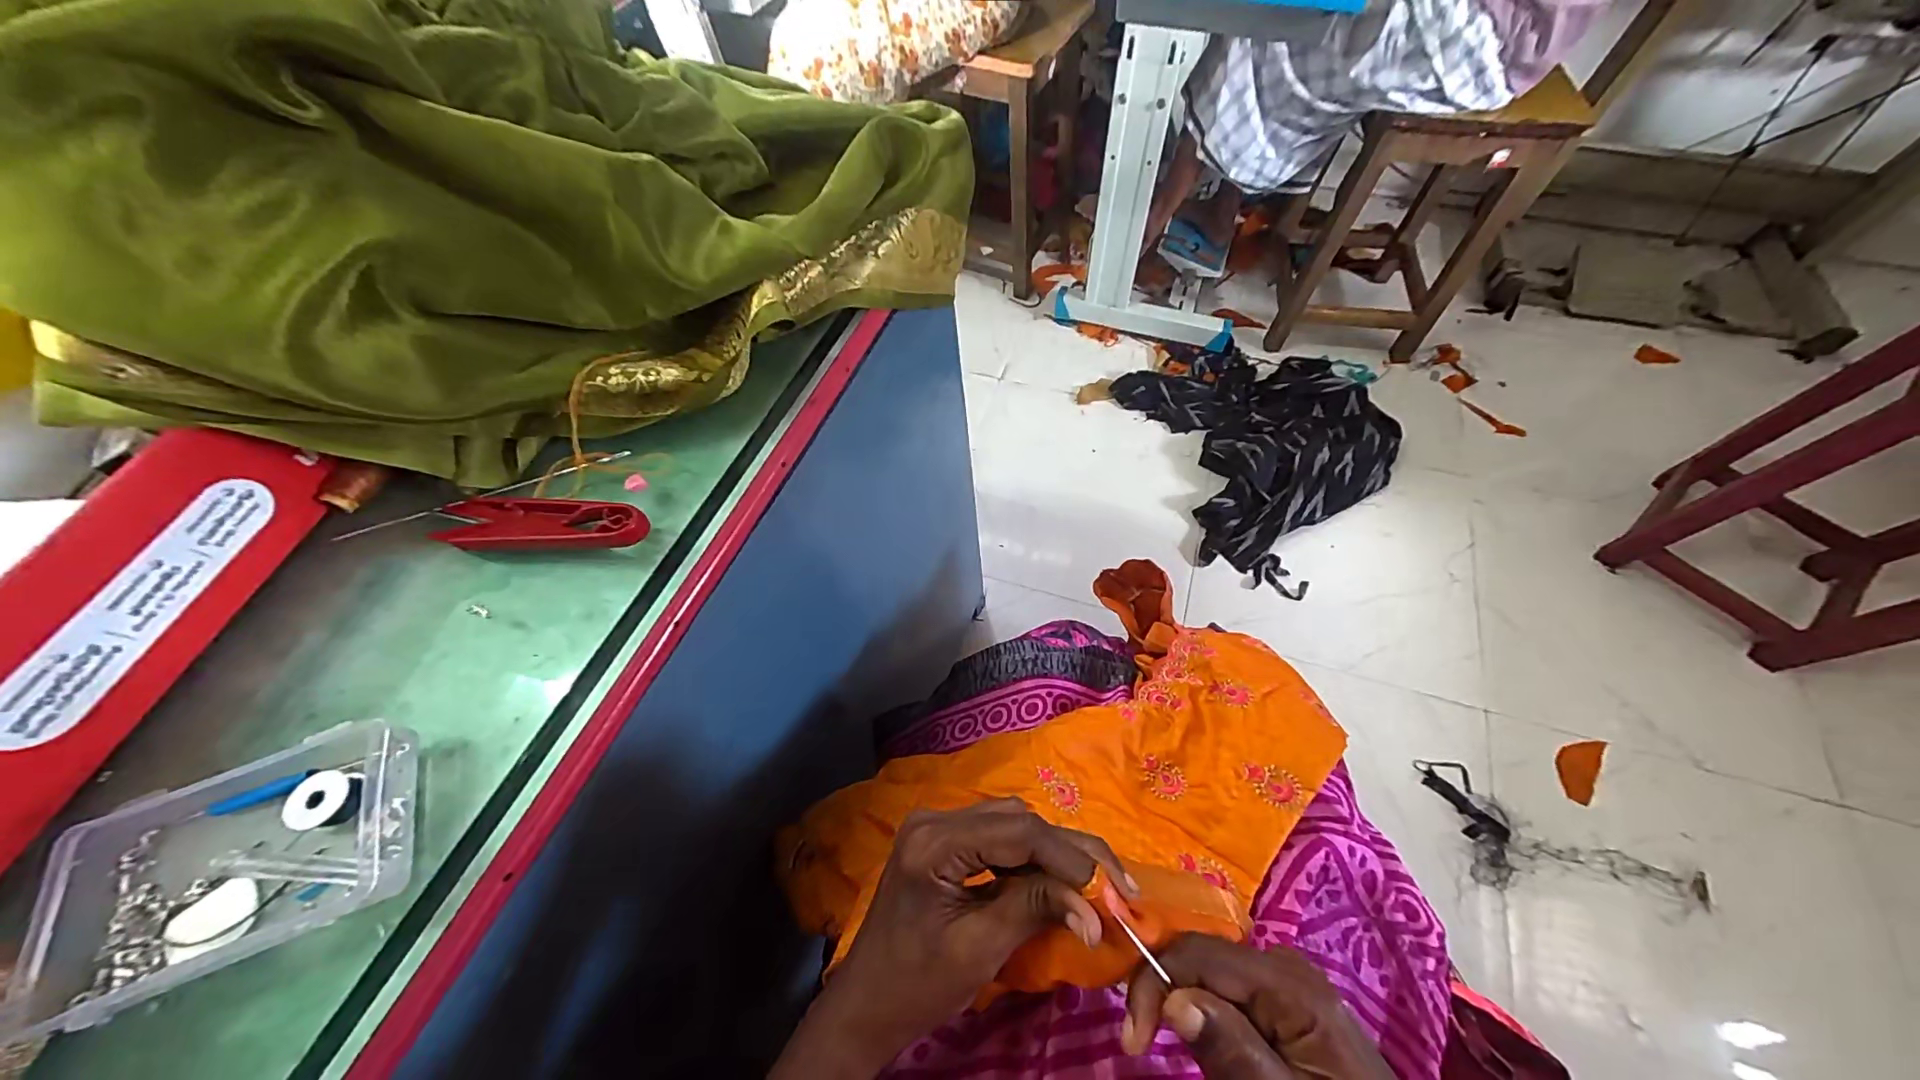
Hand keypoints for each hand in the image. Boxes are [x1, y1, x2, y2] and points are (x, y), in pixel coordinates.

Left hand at [771, 799, 1135, 1079]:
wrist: (867, 1001)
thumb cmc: (917, 984)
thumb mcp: (979, 948)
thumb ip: (1034, 908)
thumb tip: (1095, 905)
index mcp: (934, 842)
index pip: (1017, 831)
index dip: (1069, 857)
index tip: (1112, 890)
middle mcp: (934, 819)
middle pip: (1017, 819)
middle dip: (1068, 851)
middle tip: (1117, 884)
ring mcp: (936, 825)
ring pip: (1012, 822)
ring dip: (1054, 850)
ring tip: (1096, 882)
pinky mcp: (943, 839)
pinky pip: (997, 835)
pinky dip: (1030, 855)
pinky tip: (1057, 877)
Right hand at [1122, 933, 1393, 1079]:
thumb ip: (1235, 1053)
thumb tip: (1174, 999)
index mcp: (1290, 984)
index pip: (1198, 954)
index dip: (1154, 983)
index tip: (1131, 1040)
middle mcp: (1285, 963)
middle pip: (1200, 954)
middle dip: (1162, 989)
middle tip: (1139, 1042)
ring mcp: (1285, 976)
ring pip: (1208, 967)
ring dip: (1178, 997)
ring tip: (1160, 1040)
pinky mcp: (1284, 995)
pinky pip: (1226, 983)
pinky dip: (1200, 1004)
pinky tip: (1196, 1032)